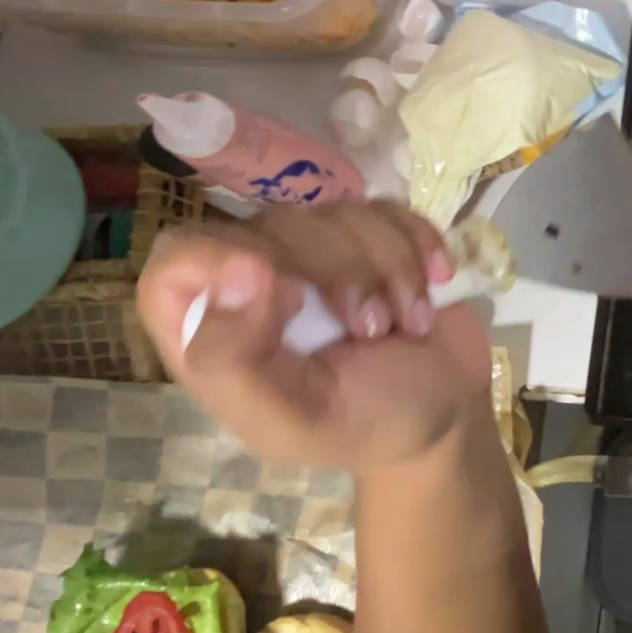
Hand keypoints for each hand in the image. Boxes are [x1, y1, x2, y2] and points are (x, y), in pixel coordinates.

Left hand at [135, 201, 493, 471]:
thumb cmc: (367, 424)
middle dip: (344, 273)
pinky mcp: (377, 238)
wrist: (449, 411)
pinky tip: (436, 281)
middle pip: (277, 226)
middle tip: (375, 329)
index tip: (293, 293)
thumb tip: (239, 270)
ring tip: (411, 322)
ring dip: (394, 267)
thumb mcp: (293, 419)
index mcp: (216, 329)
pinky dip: (422, 244)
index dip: (228, 261)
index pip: (182, 260)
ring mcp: (324, 252)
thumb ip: (235, 362)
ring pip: (342, 212)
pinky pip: (391, 208)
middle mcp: (260, 279)